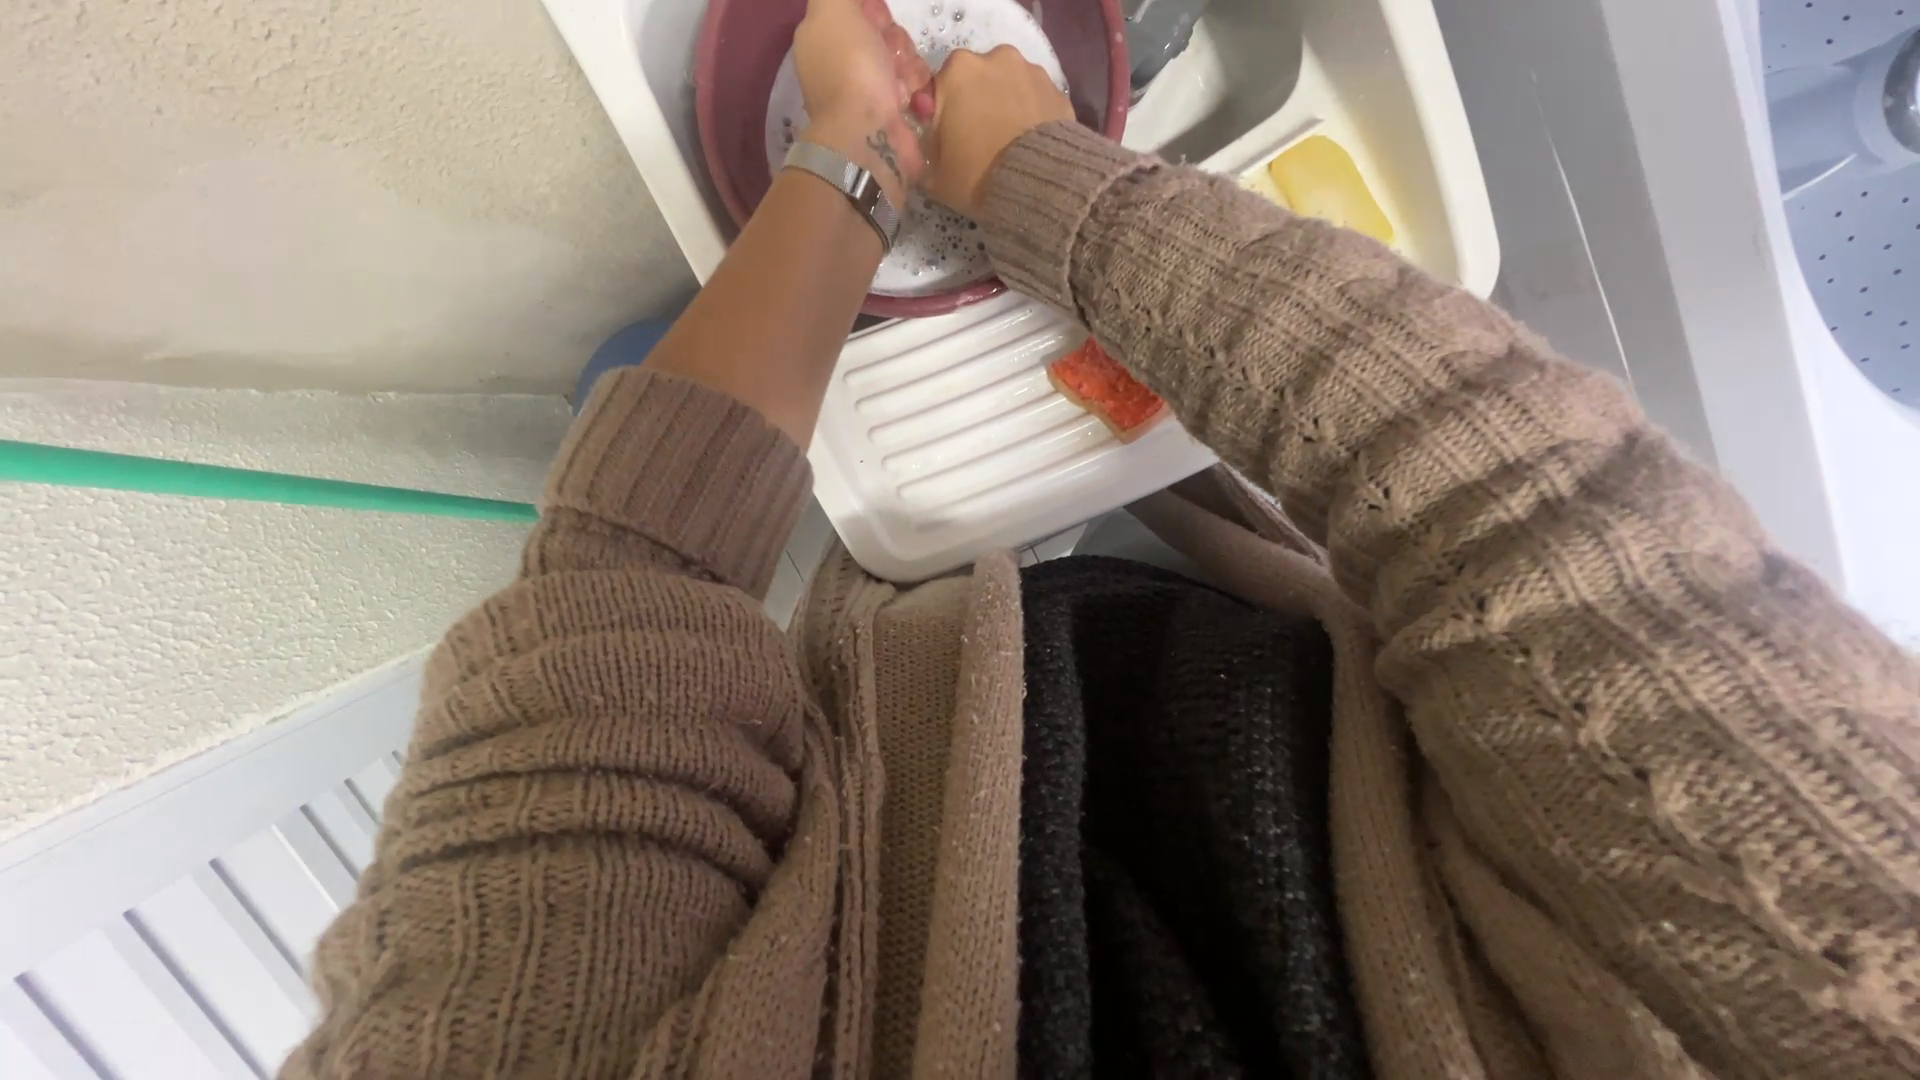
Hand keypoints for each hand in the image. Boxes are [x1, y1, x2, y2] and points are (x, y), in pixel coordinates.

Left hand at [793, 0, 932, 206]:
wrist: (868, 138)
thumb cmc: (850, 69)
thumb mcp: (835, 9)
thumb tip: (861, 4)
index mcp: (825, 41)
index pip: (858, 12)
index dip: (873, 11)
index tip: (877, 19)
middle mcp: (846, 67)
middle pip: (885, 36)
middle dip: (895, 40)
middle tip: (890, 56)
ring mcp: (871, 95)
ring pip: (905, 62)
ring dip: (910, 68)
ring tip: (902, 87)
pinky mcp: (895, 118)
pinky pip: (917, 91)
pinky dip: (919, 94)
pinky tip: (913, 103)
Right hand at [921, 45, 1074, 216]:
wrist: (1037, 186)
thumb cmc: (977, 177)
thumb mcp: (934, 175)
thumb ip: (926, 152)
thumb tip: (930, 148)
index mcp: (956, 71)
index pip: (939, 89)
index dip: (941, 117)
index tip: (947, 142)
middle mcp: (994, 58)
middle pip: (977, 82)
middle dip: (976, 106)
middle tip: (979, 145)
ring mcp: (1030, 71)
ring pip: (1008, 88)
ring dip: (1005, 108)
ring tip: (1008, 146)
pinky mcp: (1057, 90)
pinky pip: (1035, 101)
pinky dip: (1030, 117)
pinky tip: (1029, 146)